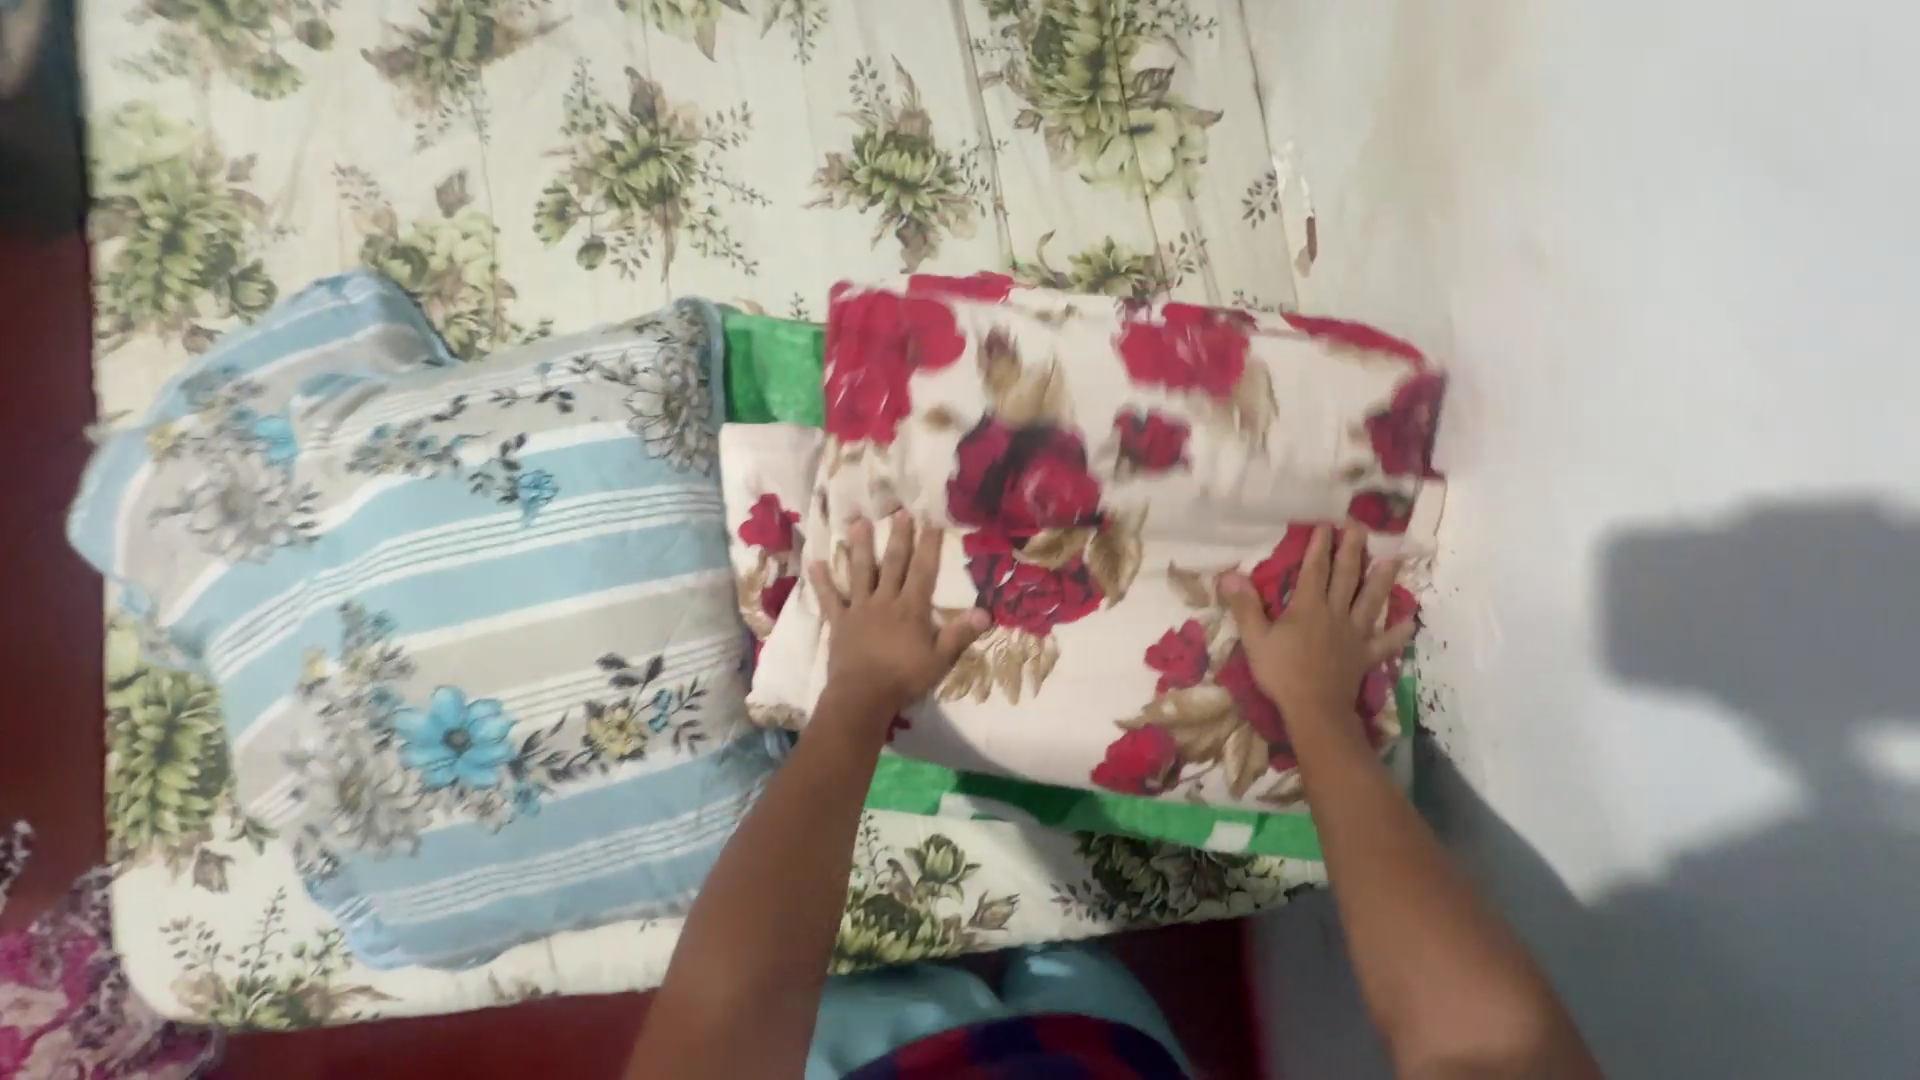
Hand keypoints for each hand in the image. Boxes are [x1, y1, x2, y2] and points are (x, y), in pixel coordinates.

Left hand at [808, 513, 988, 721]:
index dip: (929, 546)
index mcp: (911, 608)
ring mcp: (859, 609)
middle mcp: (885, 600)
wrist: (863, 695)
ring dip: (859, 547)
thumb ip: (961, 634)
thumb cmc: (904, 677)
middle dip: (898, 537)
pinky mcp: (839, 622)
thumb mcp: (940, 659)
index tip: (932, 522)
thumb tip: (987, 612)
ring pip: (860, 572)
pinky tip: (815, 563)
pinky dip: (822, 581)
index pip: (923, 570)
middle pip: (893, 563)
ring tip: (859, 523)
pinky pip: (829, 598)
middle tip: (900, 512)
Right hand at [1220, 525, 1415, 727]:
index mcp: (1308, 607)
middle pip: (1346, 577)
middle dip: (1352, 550)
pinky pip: (1385, 642)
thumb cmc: (1281, 672)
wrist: (1314, 709)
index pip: (1315, 570)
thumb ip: (1245, 606)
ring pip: (1371, 601)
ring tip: (1392, 559)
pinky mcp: (1365, 655)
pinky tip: (1410, 622)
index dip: (1320, 546)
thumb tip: (1230, 575)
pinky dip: (1398, 632)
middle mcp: (1335, 614)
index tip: (1326, 525)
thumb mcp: (1255, 639)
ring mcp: (1354, 634)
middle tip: (1361, 527)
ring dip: (1381, 580)